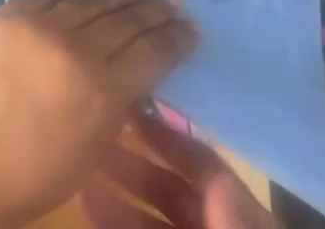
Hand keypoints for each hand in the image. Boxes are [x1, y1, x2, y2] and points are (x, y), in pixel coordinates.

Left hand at [0, 0, 197, 228]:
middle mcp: (75, 49)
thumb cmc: (20, 181)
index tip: (191, 26)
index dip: (176, 38)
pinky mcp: (7, 14)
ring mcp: (38, 26)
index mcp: (100, 92)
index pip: (152, 53)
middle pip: (126, 19)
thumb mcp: (85, 157)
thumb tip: (134, 75)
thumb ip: (115, 110)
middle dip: (155, 9)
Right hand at [83, 115, 278, 228]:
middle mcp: (216, 222)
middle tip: (95, 137)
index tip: (133, 107)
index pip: (203, 164)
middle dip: (134, 165)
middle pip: (172, 190)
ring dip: (119, 197)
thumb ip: (229, 209)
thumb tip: (213, 171)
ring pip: (153, 218)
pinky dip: (117, 222)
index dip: (169, 136)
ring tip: (82, 173)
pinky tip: (89, 208)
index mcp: (242, 213)